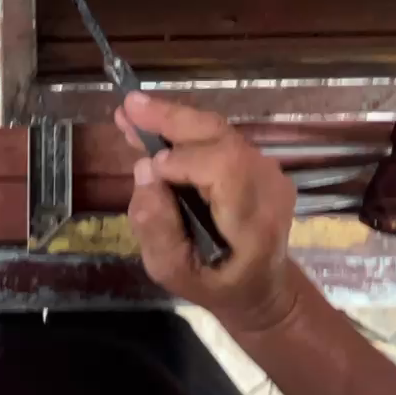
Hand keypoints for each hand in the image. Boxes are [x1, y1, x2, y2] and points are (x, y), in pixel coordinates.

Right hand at [117, 92, 299, 334]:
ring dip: (171, 118)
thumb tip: (145, 171)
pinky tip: (149, 123)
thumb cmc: (215, 284)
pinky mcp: (255, 160)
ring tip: (130, 112)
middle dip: (172, 119)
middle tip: (129, 107)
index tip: (149, 165)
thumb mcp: (174, 273)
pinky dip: (181, 127)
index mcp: (253, 221)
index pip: (226, 168)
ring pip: (216, 129)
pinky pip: (216, 134)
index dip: (185, 159)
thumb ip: (156, 228)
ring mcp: (266, 170)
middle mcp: (267, 187)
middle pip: (221, 137)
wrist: (260, 287)